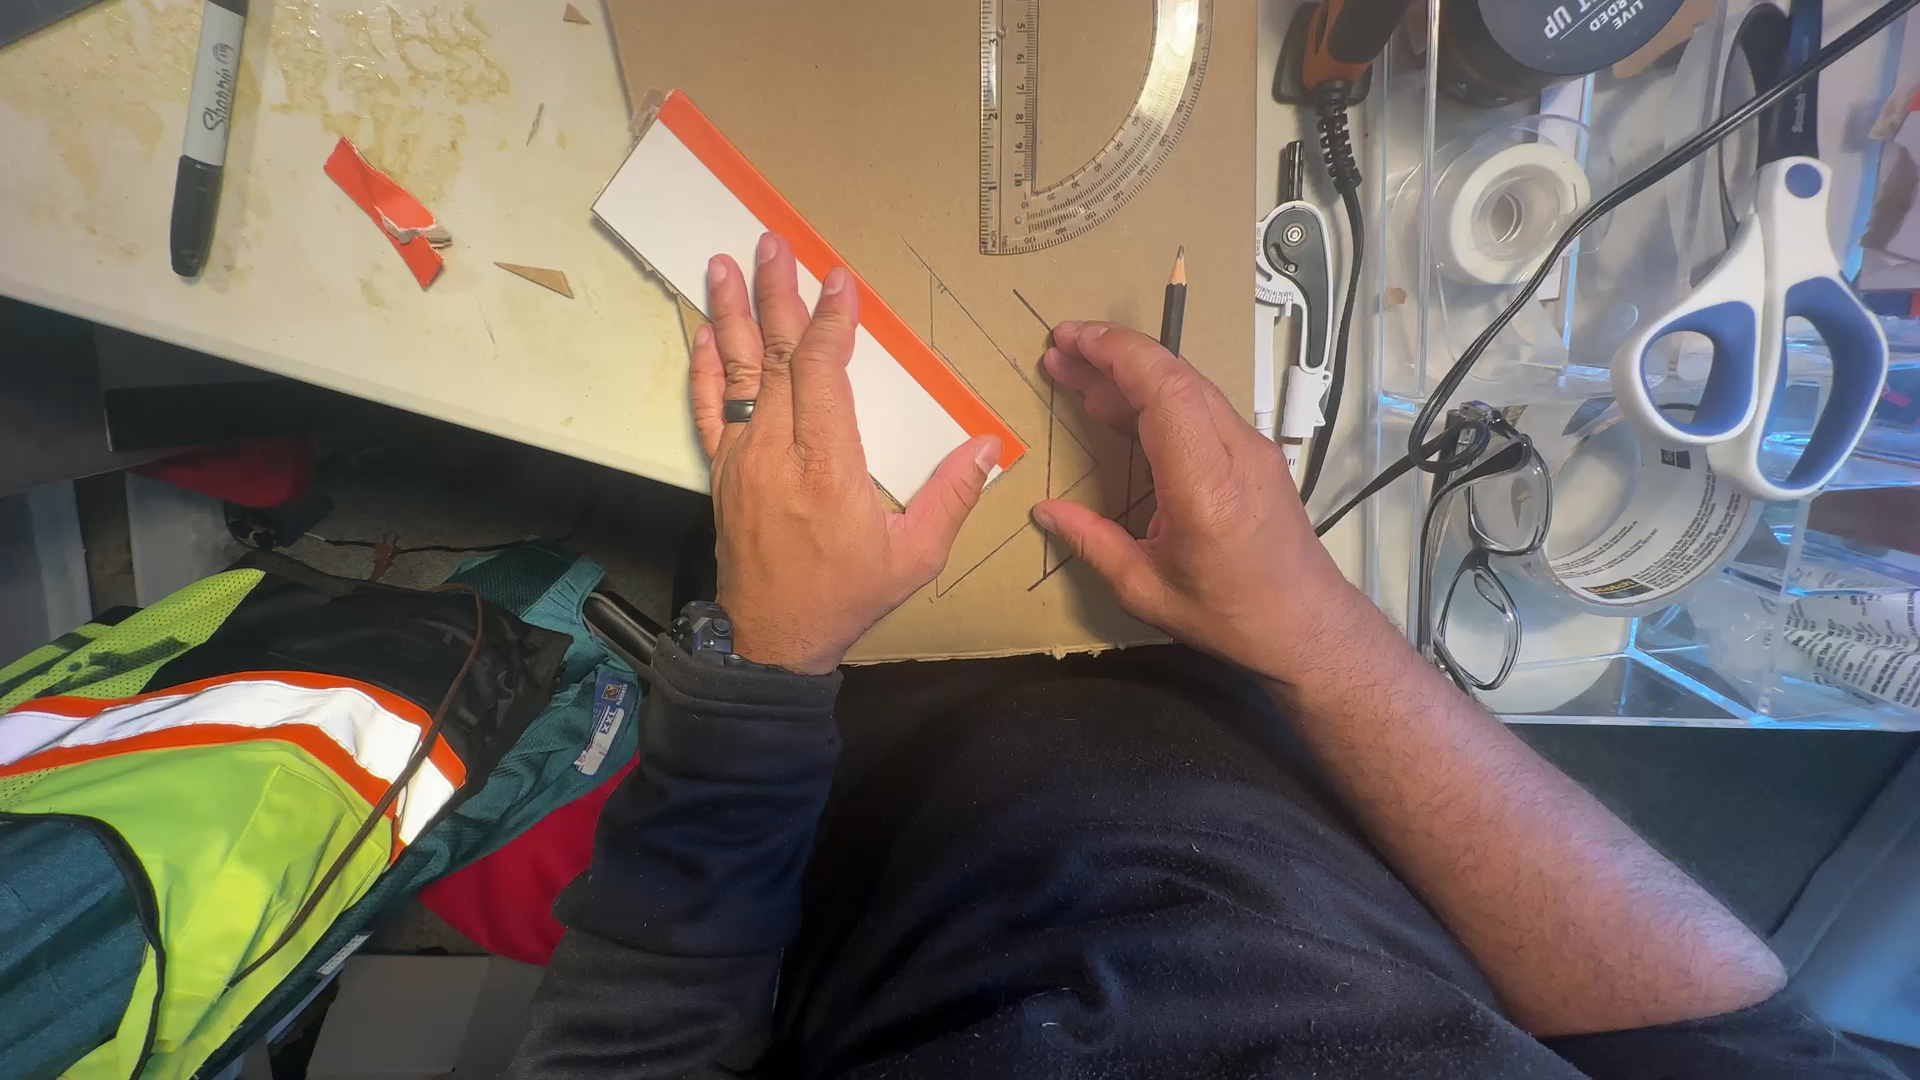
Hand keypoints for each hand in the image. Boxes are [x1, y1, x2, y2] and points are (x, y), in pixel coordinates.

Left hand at [689, 233, 1001, 673]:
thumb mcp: (915, 558)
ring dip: (731, 314)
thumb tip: (988, 448)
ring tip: (721, 264)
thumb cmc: (846, 597)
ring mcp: (742, 459)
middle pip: (776, 357)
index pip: (825, 372)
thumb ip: (952, 498)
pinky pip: (709, 409)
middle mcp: (778, 451)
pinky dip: (704, 367)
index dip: (832, 321)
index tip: (839, 279)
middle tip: (771, 243)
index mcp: (829, 466)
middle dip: (776, 294)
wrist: (772, 640)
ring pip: (737, 373)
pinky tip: (702, 334)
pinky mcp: (721, 473)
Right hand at [1031, 321, 1377, 684]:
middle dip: (1112, 355)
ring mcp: (1251, 448)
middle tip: (1059, 354)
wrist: (1306, 626)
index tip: (1071, 341)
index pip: (1166, 390)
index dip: (1116, 354)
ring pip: (1188, 386)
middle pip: (1174, 376)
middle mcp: (1235, 452)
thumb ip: (1091, 543)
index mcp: (1205, 487)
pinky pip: (1199, 408)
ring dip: (1131, 374)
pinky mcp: (1253, 453)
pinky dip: (1154, 398)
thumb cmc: (1228, 615)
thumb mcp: (1144, 589)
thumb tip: (1044, 510)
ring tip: (1078, 377)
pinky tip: (1119, 410)